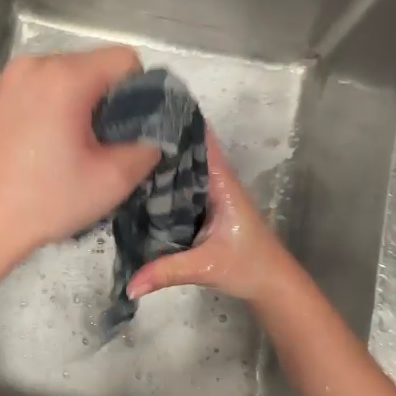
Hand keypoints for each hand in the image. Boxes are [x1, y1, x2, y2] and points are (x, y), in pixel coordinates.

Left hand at [0, 47, 160, 265]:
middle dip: (107, 100)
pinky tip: (45, 149)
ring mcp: (7, 79)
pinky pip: (38, 90)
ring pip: (65, 78)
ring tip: (72, 150)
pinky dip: (52, 109)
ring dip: (79, 105)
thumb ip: (149, 146)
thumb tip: (156, 132)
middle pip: (93, 66)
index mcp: (64, 76)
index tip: (130, 131)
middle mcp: (33, 65)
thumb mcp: (113, 180)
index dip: (140, 93)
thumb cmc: (46, 202)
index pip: (125, 59)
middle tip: (103, 147)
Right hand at [125, 131, 294, 303]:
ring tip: (123, 147)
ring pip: (183, 169)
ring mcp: (211, 194)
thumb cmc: (249, 267)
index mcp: (221, 183)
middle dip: (160, 139)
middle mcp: (216, 182)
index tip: (147, 110)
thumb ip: (166, 272)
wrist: (273, 285)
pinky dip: (163, 180)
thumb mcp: (205, 268)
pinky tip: (137, 181)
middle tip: (121, 128)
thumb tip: (129, 285)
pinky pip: (181, 186)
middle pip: (187, 151)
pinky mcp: (206, 208)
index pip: (201, 141)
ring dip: (160, 159)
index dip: (178, 123)